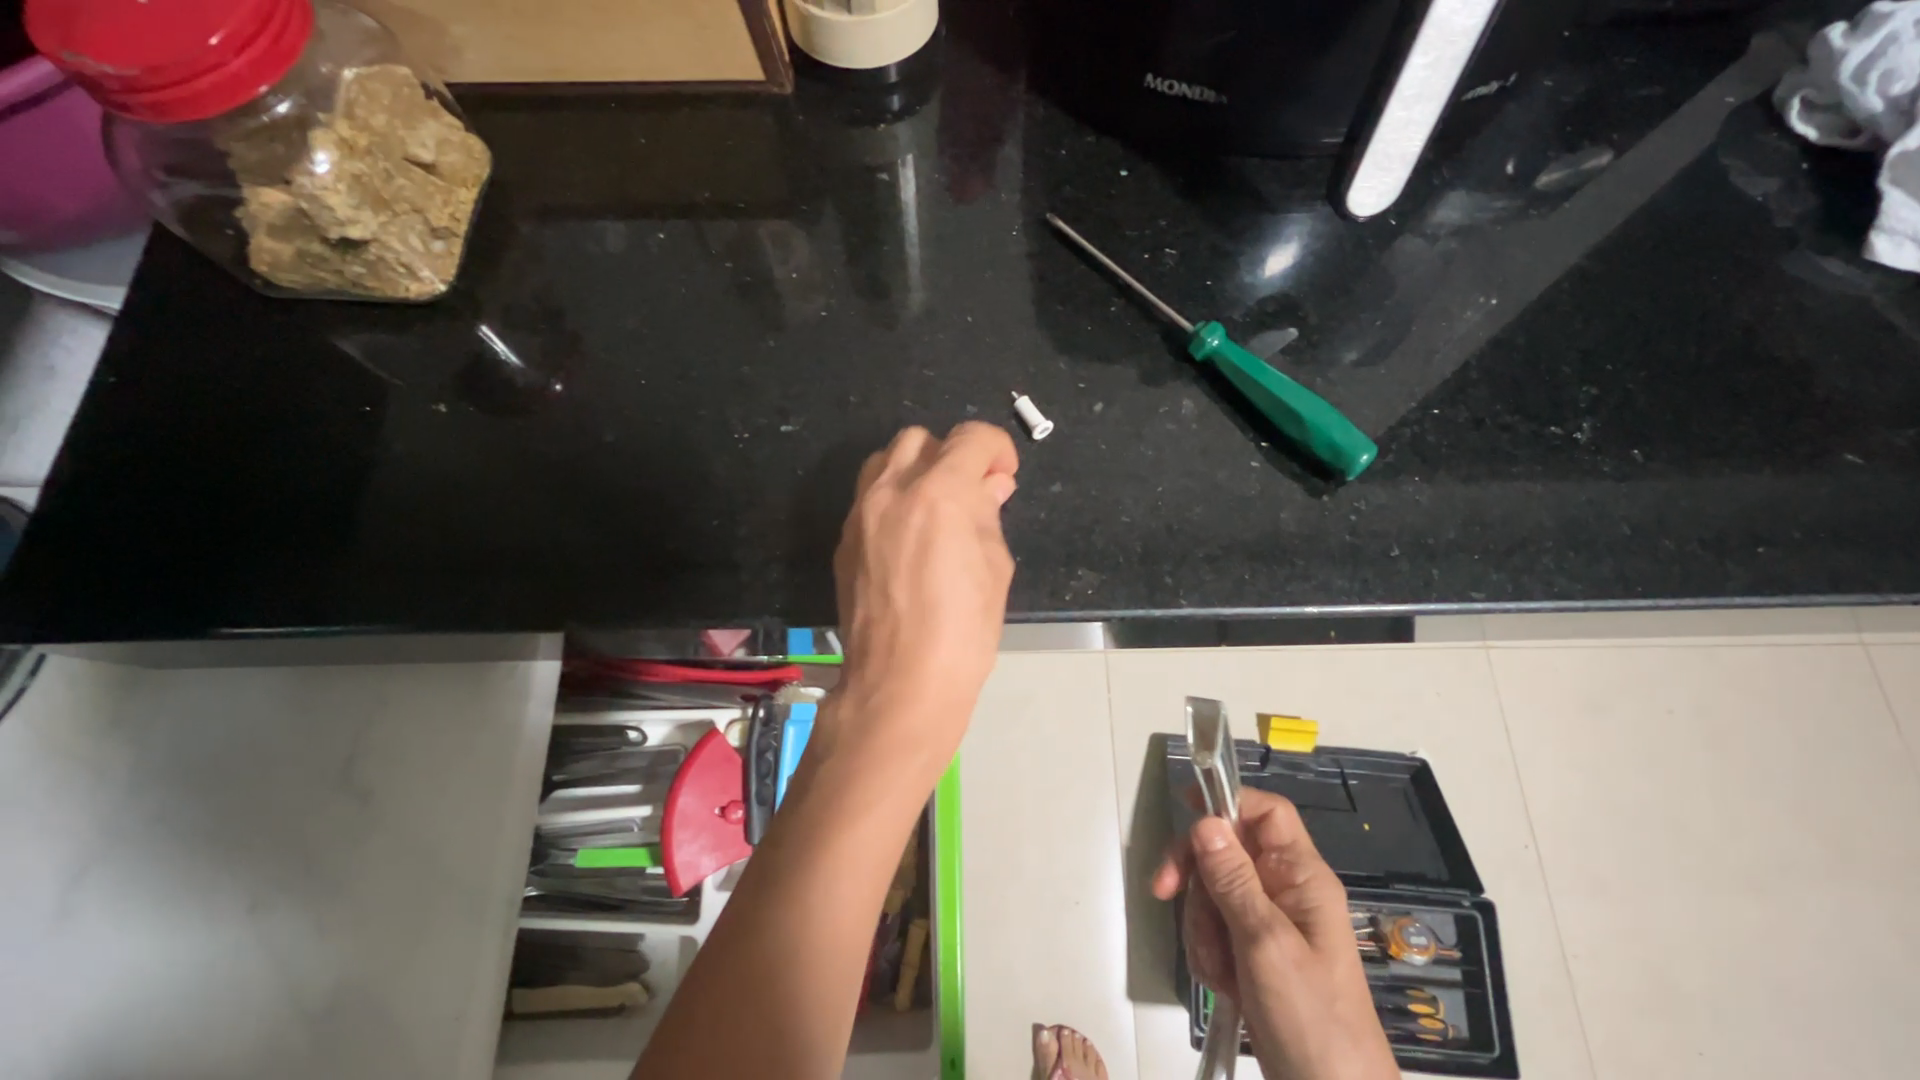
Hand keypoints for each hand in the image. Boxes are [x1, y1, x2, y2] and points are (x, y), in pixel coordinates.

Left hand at [823, 423, 1018, 776]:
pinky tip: (909, 537)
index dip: (997, 449)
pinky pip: (868, 497)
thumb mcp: (995, 568)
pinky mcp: (844, 541)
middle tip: (972, 493)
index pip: (971, 438)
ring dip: (916, 470)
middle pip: (921, 439)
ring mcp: (861, 514)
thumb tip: (990, 486)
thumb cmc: (963, 632)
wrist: (900, 683)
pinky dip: (893, 499)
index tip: (1004, 476)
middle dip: (953, 455)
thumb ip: (988, 515)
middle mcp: (893, 490)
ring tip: (936, 508)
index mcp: (940, 491)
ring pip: (886, 460)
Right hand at [1152, 789, 1397, 1079]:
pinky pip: (1214, 931)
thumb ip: (1233, 880)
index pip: (1267, 814)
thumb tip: (1206, 820)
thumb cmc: (1310, 1018)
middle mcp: (1286, 892)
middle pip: (1226, 852)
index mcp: (1302, 877)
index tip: (1184, 809)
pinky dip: (1208, 953)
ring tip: (1221, 970)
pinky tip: (1223, 985)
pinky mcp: (1253, 955)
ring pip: (1213, 893)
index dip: (1228, 802)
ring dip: (1203, 927)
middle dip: (1197, 878)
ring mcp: (1269, 924)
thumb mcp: (1265, 943)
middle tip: (1165, 892)